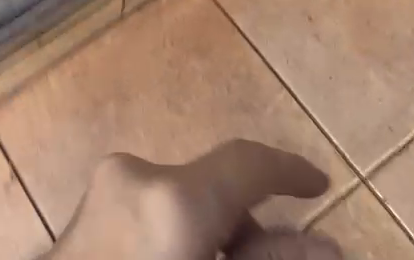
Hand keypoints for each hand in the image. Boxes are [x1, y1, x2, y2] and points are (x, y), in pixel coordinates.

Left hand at [46, 141, 336, 259]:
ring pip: (182, 201)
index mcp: (174, 198)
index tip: (320, 185)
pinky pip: (152, 209)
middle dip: (248, 228)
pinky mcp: (89, 205)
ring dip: (212, 234)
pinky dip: (178, 235)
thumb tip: (324, 245)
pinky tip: (182, 259)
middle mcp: (137, 175)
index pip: (245, 162)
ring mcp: (106, 187)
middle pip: (213, 188)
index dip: (288, 170)